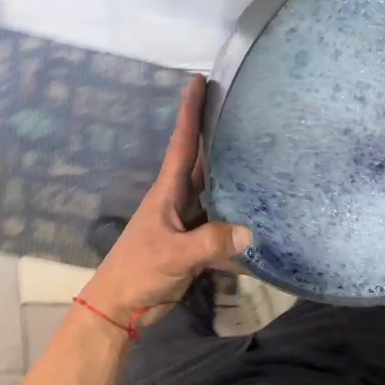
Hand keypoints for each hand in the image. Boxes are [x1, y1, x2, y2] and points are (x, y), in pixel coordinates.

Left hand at [80, 75, 251, 323]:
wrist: (122, 305)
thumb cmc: (139, 271)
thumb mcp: (174, 255)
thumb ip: (210, 243)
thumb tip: (250, 231)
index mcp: (167, 193)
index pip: (183, 144)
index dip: (190, 112)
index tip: (199, 80)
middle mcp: (178, 202)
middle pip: (202, 163)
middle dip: (218, 136)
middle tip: (245, 111)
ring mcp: (186, 224)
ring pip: (214, 194)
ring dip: (233, 179)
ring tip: (262, 159)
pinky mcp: (193, 246)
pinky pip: (220, 228)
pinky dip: (237, 225)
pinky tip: (259, 220)